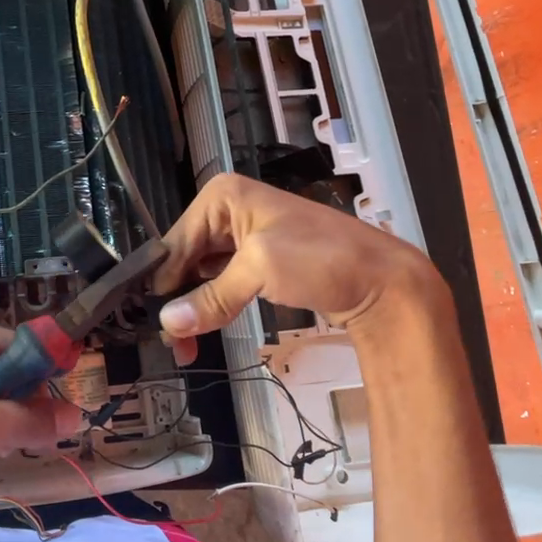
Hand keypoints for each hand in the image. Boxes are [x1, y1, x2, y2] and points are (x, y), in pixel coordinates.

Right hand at [152, 173, 444, 359]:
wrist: (386, 282)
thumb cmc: (322, 260)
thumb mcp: (261, 270)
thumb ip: (211, 297)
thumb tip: (166, 324)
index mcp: (222, 195)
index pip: (176, 242)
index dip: (164, 284)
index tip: (156, 325)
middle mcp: (228, 209)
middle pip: (185, 257)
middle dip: (177, 299)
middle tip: (173, 345)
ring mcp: (244, 234)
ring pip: (202, 273)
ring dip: (193, 307)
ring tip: (185, 346)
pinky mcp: (259, 259)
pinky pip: (223, 281)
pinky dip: (213, 305)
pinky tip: (205, 329)